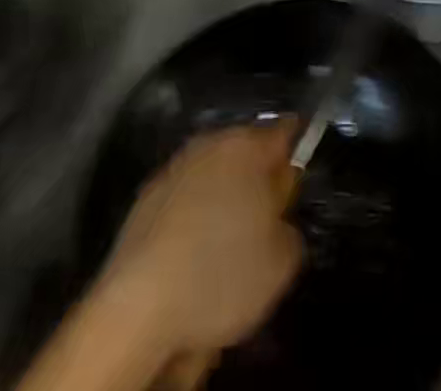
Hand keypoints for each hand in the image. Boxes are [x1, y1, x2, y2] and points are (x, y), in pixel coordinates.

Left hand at [99, 123, 304, 351]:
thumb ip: (288, 226)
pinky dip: (196, 216)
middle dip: (259, 176)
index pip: (285, 132)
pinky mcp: (145, 200)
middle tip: (270, 217)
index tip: (302, 174)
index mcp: (245, 148)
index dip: (299, 149)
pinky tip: (196, 256)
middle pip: (246, 152)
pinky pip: (187, 199)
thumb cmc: (222, 276)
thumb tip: (274, 218)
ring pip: (214, 175)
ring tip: (231, 242)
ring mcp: (171, 171)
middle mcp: (207, 147)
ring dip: (226, 196)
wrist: (138, 310)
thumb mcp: (283, 260)